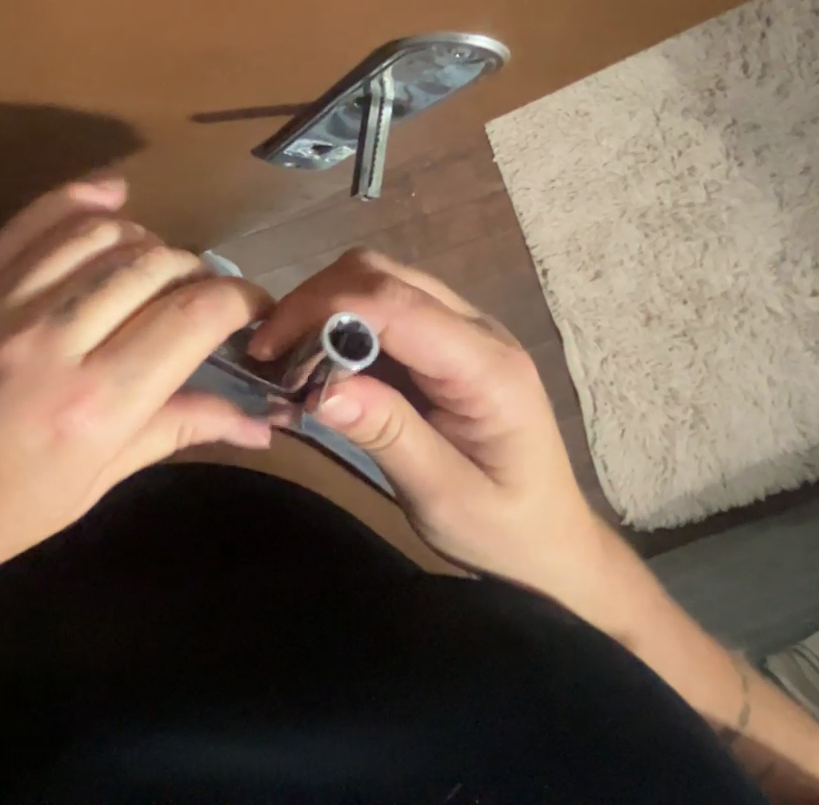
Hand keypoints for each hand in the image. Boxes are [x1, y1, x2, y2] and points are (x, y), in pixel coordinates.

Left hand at [0, 177, 272, 600]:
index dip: (240, 301)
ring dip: (148, 241)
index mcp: (95, 402)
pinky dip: (80, 198)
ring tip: (159, 271)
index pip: (195, 314)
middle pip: (156, 264)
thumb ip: (176, 431)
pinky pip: (35, 220)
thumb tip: (262, 420)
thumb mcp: (93, 486)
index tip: (251, 313)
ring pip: (103, 234)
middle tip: (205, 301)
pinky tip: (115, 198)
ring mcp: (6, 301)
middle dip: (199, 273)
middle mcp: (56, 336)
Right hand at [250, 249, 629, 625]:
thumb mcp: (443, 497)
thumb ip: (388, 436)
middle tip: (270, 353)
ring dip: (321, 306)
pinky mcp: (441, 341)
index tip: (268, 349)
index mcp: (487, 369)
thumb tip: (320, 389)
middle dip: (314, 301)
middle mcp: (476, 332)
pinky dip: (335, 321)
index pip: (395, 305)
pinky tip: (314, 360)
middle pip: (382, 275)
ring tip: (287, 357)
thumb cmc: (504, 530)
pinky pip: (380, 306)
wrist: (550, 542)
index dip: (321, 310)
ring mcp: (461, 330)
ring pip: (377, 279)